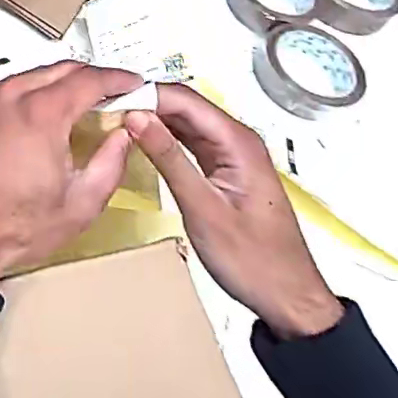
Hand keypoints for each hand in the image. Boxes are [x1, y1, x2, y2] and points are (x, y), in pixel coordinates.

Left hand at [0, 62, 142, 279]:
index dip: (118, 79)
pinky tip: (56, 109)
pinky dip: (42, 88)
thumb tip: (124, 136)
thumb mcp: (81, 203)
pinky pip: (20, 83)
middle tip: (117, 94)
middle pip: (65, 69)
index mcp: (40, 113)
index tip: (133, 83)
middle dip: (95, 78)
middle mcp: (12, 95)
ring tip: (90, 103)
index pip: (89, 79)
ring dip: (68, 81)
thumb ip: (112, 162)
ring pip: (42, 72)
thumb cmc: (13, 225)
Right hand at [124, 84, 342, 339]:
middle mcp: (236, 138)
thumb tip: (136, 117)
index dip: (145, 95)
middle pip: (184, 104)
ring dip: (153, 118)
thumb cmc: (254, 261)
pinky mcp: (224, 166)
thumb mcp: (203, 209)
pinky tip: (142, 140)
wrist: (289, 301)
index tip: (112, 100)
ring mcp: (230, 152)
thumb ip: (168, 158)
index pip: (183, 99)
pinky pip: (189, 139)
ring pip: (185, 120)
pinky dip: (164, 136)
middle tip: (108, 109)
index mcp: (237, 140)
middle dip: (146, 102)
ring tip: (117, 119)